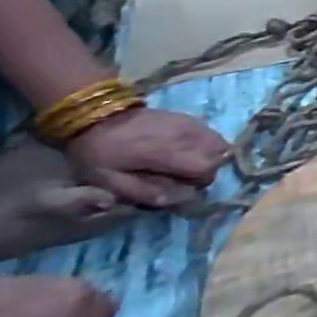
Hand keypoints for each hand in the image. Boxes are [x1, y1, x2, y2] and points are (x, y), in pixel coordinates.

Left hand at [66, 107, 228, 207]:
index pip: (208, 167)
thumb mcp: (110, 181)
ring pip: (219, 141)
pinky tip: (186, 149)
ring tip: (187, 163)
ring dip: (210, 155)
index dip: (200, 182)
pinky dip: (206, 144)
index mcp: (168, 152)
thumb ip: (144, 193)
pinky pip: (209, 132)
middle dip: (208, 169)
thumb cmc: (100, 153)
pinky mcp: (187, 117)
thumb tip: (175, 200)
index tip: (182, 186)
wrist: (95, 116)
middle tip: (185, 176)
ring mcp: (189, 123)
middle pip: (220, 153)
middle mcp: (186, 135)